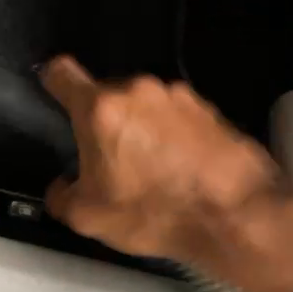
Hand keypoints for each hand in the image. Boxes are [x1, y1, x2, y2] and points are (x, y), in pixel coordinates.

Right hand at [39, 56, 290, 264]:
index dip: (52, 82)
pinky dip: (170, 137)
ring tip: (149, 170)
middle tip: (107, 160)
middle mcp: (139, 91)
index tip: (54, 97)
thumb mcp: (88, 217)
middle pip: (105, 96)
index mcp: (100, 109)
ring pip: (142, 107)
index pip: (62, 73)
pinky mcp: (210, 110)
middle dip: (102, 122)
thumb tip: (62, 187)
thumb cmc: (156, 212)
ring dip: (138, 129)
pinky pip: (174, 118)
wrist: (240, 218)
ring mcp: (178, 97)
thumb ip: (61, 195)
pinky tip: (178, 170)